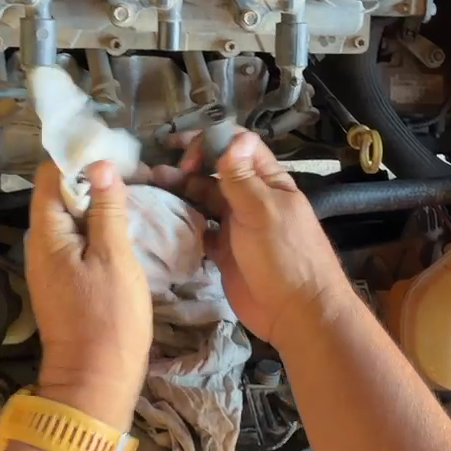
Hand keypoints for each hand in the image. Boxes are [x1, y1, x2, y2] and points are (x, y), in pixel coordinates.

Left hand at [25, 161, 151, 426]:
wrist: (95, 382)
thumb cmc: (108, 318)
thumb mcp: (114, 257)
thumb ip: (106, 209)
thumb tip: (101, 165)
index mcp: (46, 234)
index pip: (49, 175)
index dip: (78, 157)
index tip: (112, 152)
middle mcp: (40, 245)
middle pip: (59, 194)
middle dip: (91, 178)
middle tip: (131, 172)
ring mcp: (51, 264)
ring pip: (70, 216)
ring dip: (97, 202)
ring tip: (132, 193)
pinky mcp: (65, 280)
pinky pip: (77, 239)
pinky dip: (97, 226)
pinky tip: (124, 226)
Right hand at [156, 133, 356, 348]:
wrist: (296, 313)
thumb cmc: (285, 255)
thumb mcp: (263, 211)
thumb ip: (242, 177)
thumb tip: (232, 137)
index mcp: (268, 180)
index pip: (239, 146)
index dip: (213, 142)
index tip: (187, 153)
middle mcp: (251, 197)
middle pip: (217, 170)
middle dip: (190, 163)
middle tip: (160, 169)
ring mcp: (237, 223)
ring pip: (205, 197)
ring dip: (182, 189)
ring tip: (154, 184)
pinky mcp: (224, 249)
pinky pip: (200, 227)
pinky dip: (183, 220)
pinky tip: (162, 216)